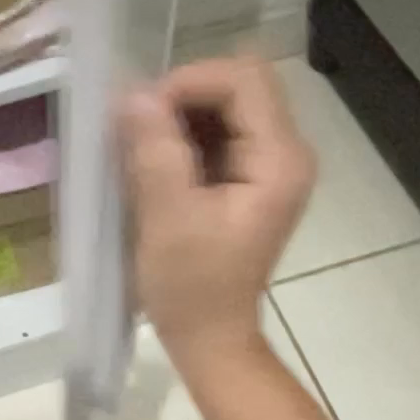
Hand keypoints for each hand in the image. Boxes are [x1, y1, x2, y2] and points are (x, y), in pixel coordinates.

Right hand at [119, 56, 315, 358]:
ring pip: (224, 109)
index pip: (242, 80)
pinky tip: (153, 165)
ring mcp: (268, 167)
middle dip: (181, 100)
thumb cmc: (191, 289)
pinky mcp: (248, 181)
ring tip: (139, 150)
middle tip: (137, 132)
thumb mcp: (167, 220)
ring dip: (178, 120)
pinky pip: (217, 137)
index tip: (141, 117)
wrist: (210, 339)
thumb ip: (154, 152)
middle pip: (236, 87)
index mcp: (279, 160)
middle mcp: (285, 153)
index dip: (187, 84)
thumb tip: (133, 93)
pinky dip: (182, 141)